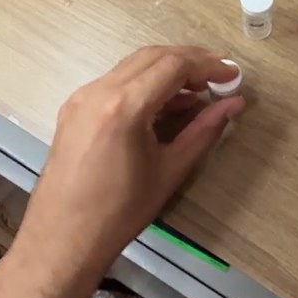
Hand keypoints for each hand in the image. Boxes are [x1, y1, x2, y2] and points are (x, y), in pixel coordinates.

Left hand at [13, 47, 242, 291]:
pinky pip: (116, 81)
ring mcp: (82, 97)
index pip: (174, 65)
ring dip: (168, 69)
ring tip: (199, 89)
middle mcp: (99, 91)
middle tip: (220, 75)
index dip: (208, 65)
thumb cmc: (120, 212)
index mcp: (124, 106)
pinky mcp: (74, 108)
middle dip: (190, 60)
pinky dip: (146, 82)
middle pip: (153, 56)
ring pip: (133, 65)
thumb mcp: (171, 169)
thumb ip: (205, 130)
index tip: (233, 74)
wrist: (61, 241)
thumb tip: (235, 104)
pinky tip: (167, 102)